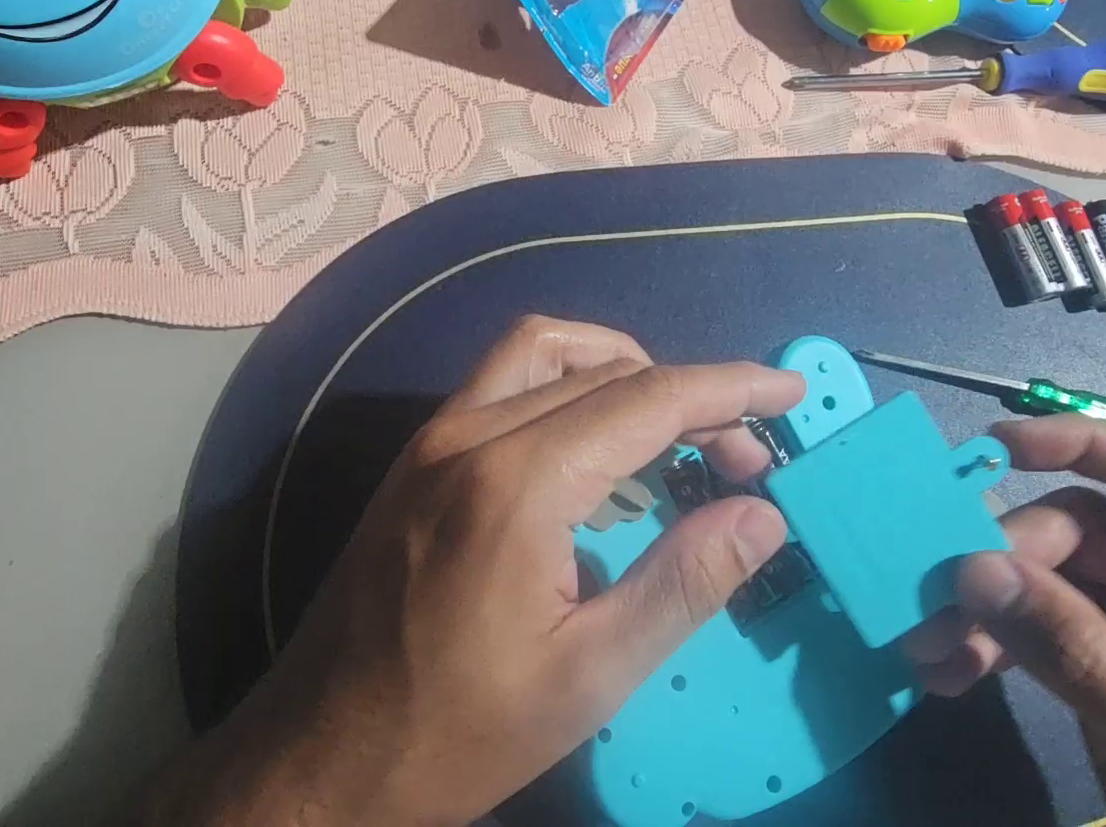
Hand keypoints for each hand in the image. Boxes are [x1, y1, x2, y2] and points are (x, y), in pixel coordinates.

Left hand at [122, 316, 804, 826]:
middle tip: (740, 455)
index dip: (728, 389)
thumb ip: (684, 582)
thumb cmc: (458, 731)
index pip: (647, 400)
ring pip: (546, 350)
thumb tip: (763, 515)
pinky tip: (593, 444)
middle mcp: (471, 433)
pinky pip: (505, 378)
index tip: (786, 392)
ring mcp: (435, 435)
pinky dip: (567, 383)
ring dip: (622, 369)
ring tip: (673, 429)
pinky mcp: (419, 453)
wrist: (319, 756)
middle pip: (605, 373)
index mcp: (518, 484)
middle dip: (689, 396)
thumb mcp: (590, 676)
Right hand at [903, 416, 1105, 826]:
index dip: (1085, 442)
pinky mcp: (1100, 659)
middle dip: (1005, 562)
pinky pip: (1028, 626)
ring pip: (1039, 576)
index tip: (1000, 446)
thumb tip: (973, 570)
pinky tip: (949, 672)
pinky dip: (985, 643)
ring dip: (981, 608)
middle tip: (943, 601)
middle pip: (1077, 530)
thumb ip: (1080, 653)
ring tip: (930, 649)